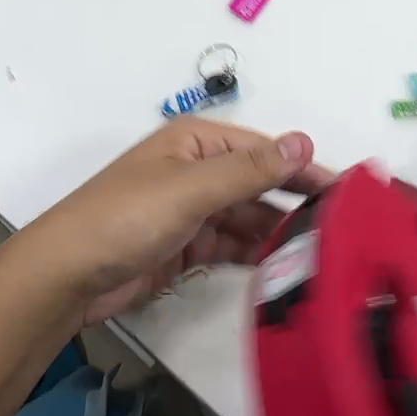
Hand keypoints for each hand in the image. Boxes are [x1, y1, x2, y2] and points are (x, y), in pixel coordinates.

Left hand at [21, 117, 333, 325]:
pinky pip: (232, 244)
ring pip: (248, 216)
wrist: (71, 275)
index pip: (261, 149)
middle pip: (257, 182)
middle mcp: (197, 170)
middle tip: (342, 225)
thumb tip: (303, 140)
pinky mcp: (187, 247)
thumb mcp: (192, 188)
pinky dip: (256, 253)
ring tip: (322, 251)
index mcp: (195, 141)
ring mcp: (192, 210)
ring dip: (278, 230)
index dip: (302, 167)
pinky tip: (285, 265)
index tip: (345, 190)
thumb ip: (250, 170)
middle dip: (294, 200)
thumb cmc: (128, 217)